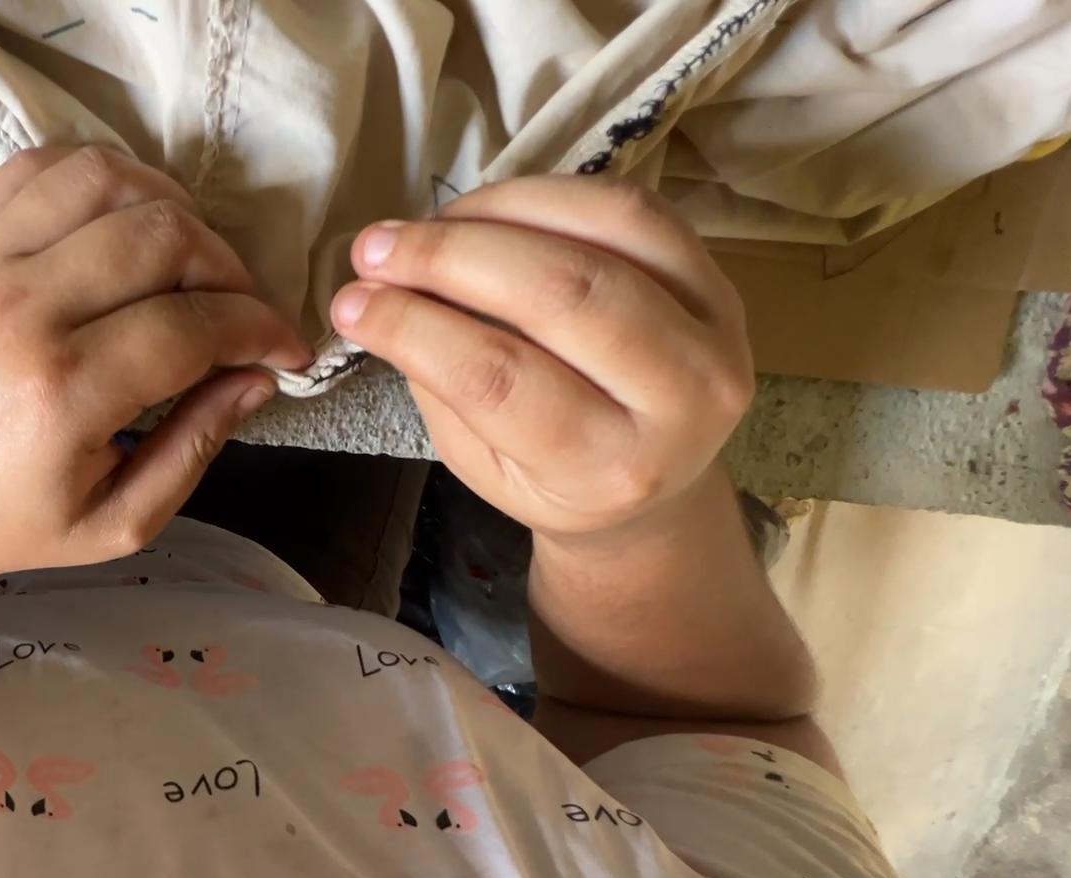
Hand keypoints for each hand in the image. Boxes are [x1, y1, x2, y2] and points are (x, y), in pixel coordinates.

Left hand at [0, 146, 310, 590]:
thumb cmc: (14, 525)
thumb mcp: (120, 521)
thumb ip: (197, 446)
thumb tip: (258, 376)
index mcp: (63, 391)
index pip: (193, 325)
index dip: (260, 330)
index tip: (285, 350)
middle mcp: (21, 309)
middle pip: (161, 236)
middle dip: (229, 270)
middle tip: (241, 314)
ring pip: (105, 178)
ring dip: (171, 210)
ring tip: (190, 265)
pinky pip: (37, 169)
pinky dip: (95, 179)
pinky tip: (120, 224)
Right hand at [329, 177, 754, 541]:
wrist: (648, 487)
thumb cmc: (544, 482)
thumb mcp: (479, 463)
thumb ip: (441, 384)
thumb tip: (380, 300)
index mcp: (602, 466)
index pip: (498, 378)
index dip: (413, 328)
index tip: (350, 303)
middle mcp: (681, 398)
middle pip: (560, 294)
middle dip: (448, 258)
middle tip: (374, 250)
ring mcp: (717, 328)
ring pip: (605, 232)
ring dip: (494, 214)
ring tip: (422, 226)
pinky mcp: (721, 277)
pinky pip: (633, 209)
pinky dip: (544, 196)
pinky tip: (481, 211)